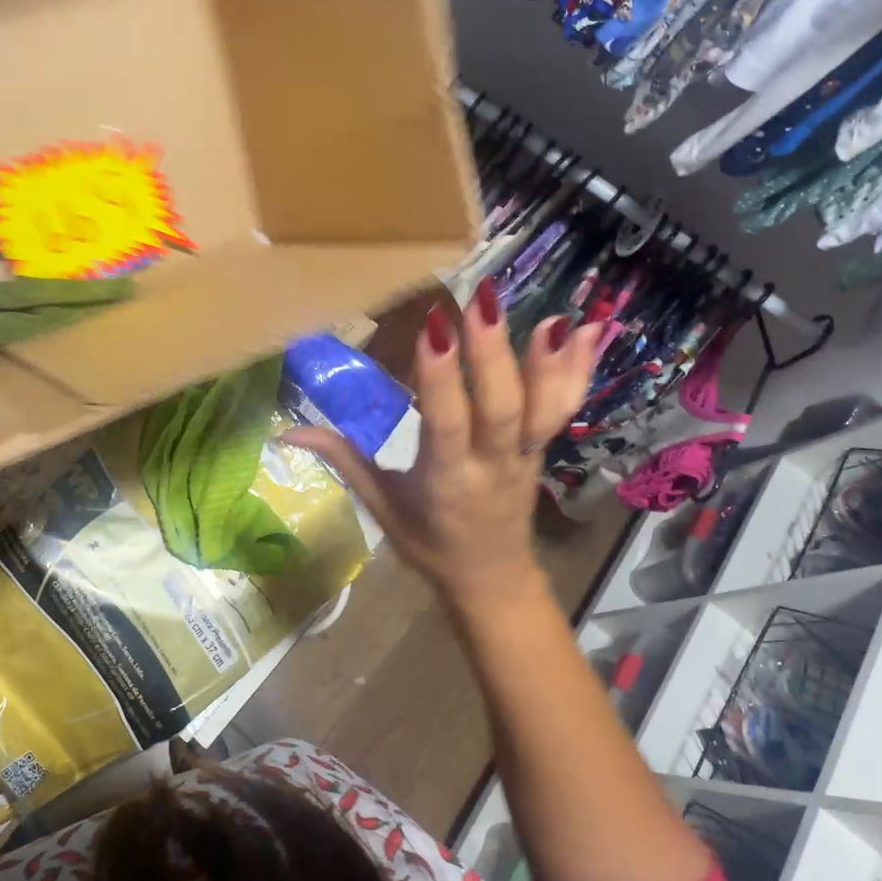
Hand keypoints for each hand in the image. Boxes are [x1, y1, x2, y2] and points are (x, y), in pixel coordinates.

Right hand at [284, 278, 604, 610]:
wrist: (492, 581)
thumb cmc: (429, 544)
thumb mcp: (382, 507)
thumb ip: (344, 461)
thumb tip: (287, 432)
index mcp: (447, 481)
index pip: (445, 423)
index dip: (441, 377)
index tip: (435, 326)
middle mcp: (492, 465)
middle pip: (502, 409)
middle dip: (493, 353)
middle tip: (483, 299)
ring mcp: (527, 457)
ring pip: (545, 409)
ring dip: (549, 361)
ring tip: (553, 315)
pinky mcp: (546, 450)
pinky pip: (567, 409)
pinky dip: (581, 370)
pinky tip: (594, 330)